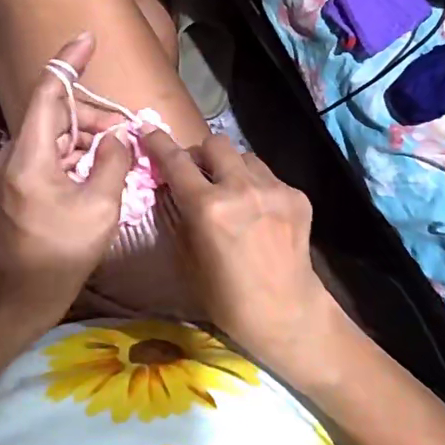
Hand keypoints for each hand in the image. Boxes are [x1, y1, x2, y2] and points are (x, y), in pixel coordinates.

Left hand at [0, 32, 130, 328]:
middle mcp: (13, 154)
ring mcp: (10, 169)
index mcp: (29, 154)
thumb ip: (112, 160)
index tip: (88, 38)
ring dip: (85, 137)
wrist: (23, 293)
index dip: (68, 61)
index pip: (47, 91)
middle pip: (55, 114)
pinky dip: (72, 154)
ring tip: (116, 153)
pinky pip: (46, 153)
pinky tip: (95, 169)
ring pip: (53, 134)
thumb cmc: (63, 251)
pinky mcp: (13, 182)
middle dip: (92, 116)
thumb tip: (117, 137)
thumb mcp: (100, 205)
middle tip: (126, 134)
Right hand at [143, 130, 344, 379]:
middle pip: (215, 143)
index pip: (177, 161)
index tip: (149, 132)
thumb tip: (170, 186)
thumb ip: (177, 214)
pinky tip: (259, 213)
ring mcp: (273, 189)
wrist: (285, 312)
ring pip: (244, 156)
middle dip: (202, 155)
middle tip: (200, 175)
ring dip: (231, 168)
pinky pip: (268, 176)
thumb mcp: (187, 257)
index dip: (159, 144)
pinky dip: (256, 186)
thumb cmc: (226, 295)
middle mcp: (241, 189)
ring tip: (233, 193)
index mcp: (208, 207)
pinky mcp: (296, 195)